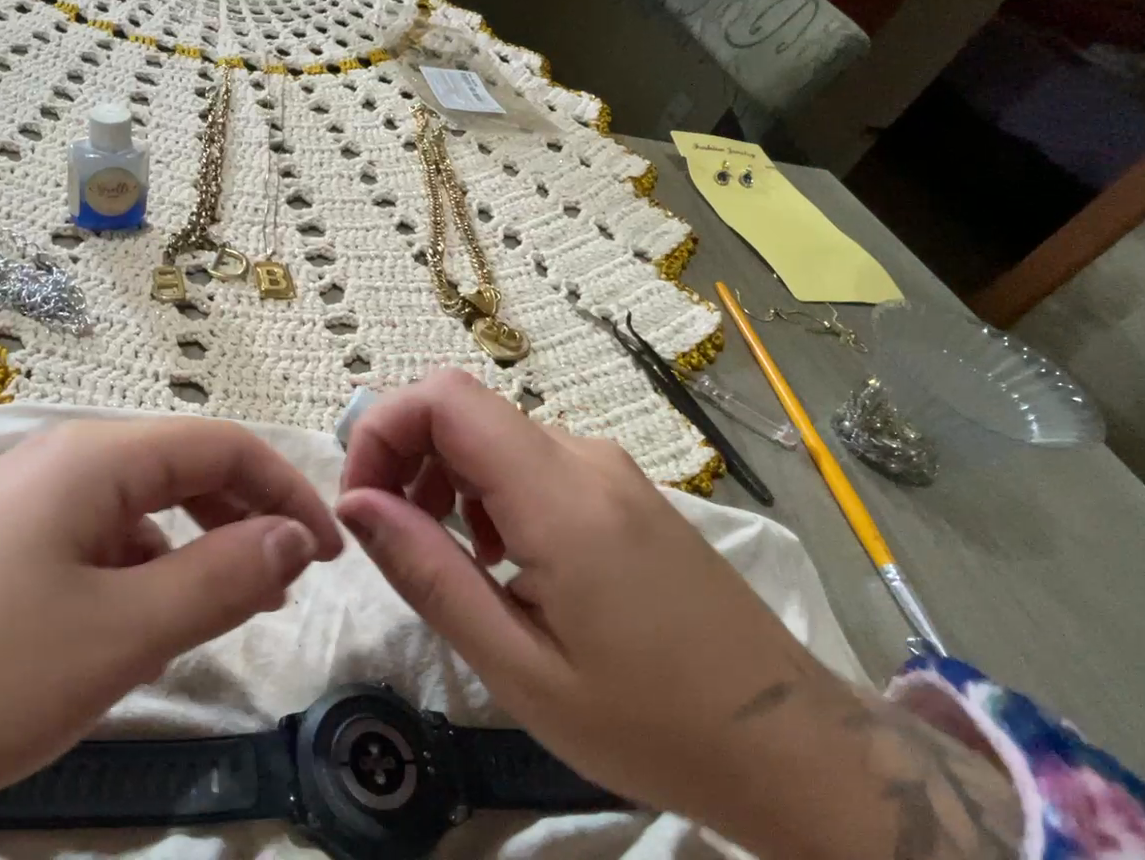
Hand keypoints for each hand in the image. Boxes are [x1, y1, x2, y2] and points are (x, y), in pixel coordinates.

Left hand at [0, 417, 342, 859]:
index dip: (289, 491)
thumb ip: (221, 578)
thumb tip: (297, 537)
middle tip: (282, 592)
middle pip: (179, 469)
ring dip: (188, 551)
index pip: (222, 444)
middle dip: (243, 520)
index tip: (335, 555)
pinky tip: (127, 629)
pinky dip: (132, 575)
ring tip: (213, 616)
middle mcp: (58, 459)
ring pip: (132, 511)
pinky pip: (87, 543)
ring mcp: (16, 502)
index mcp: (96, 457)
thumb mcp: (119, 633)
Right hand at [335, 371, 837, 833]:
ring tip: (450, 561)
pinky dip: (487, 493)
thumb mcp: (516, 666)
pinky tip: (503, 561)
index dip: (381, 430)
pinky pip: (531, 462)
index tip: (361, 503)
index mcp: (560, 496)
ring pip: (494, 436)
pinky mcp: (624, 492)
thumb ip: (427, 573)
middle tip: (393, 540)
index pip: (443, 398)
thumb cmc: (648, 723)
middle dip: (404, 458)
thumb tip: (354, 504)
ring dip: (444, 479)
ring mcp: (611, 471)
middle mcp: (586, 459)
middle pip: (463, 410)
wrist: (789, 747)